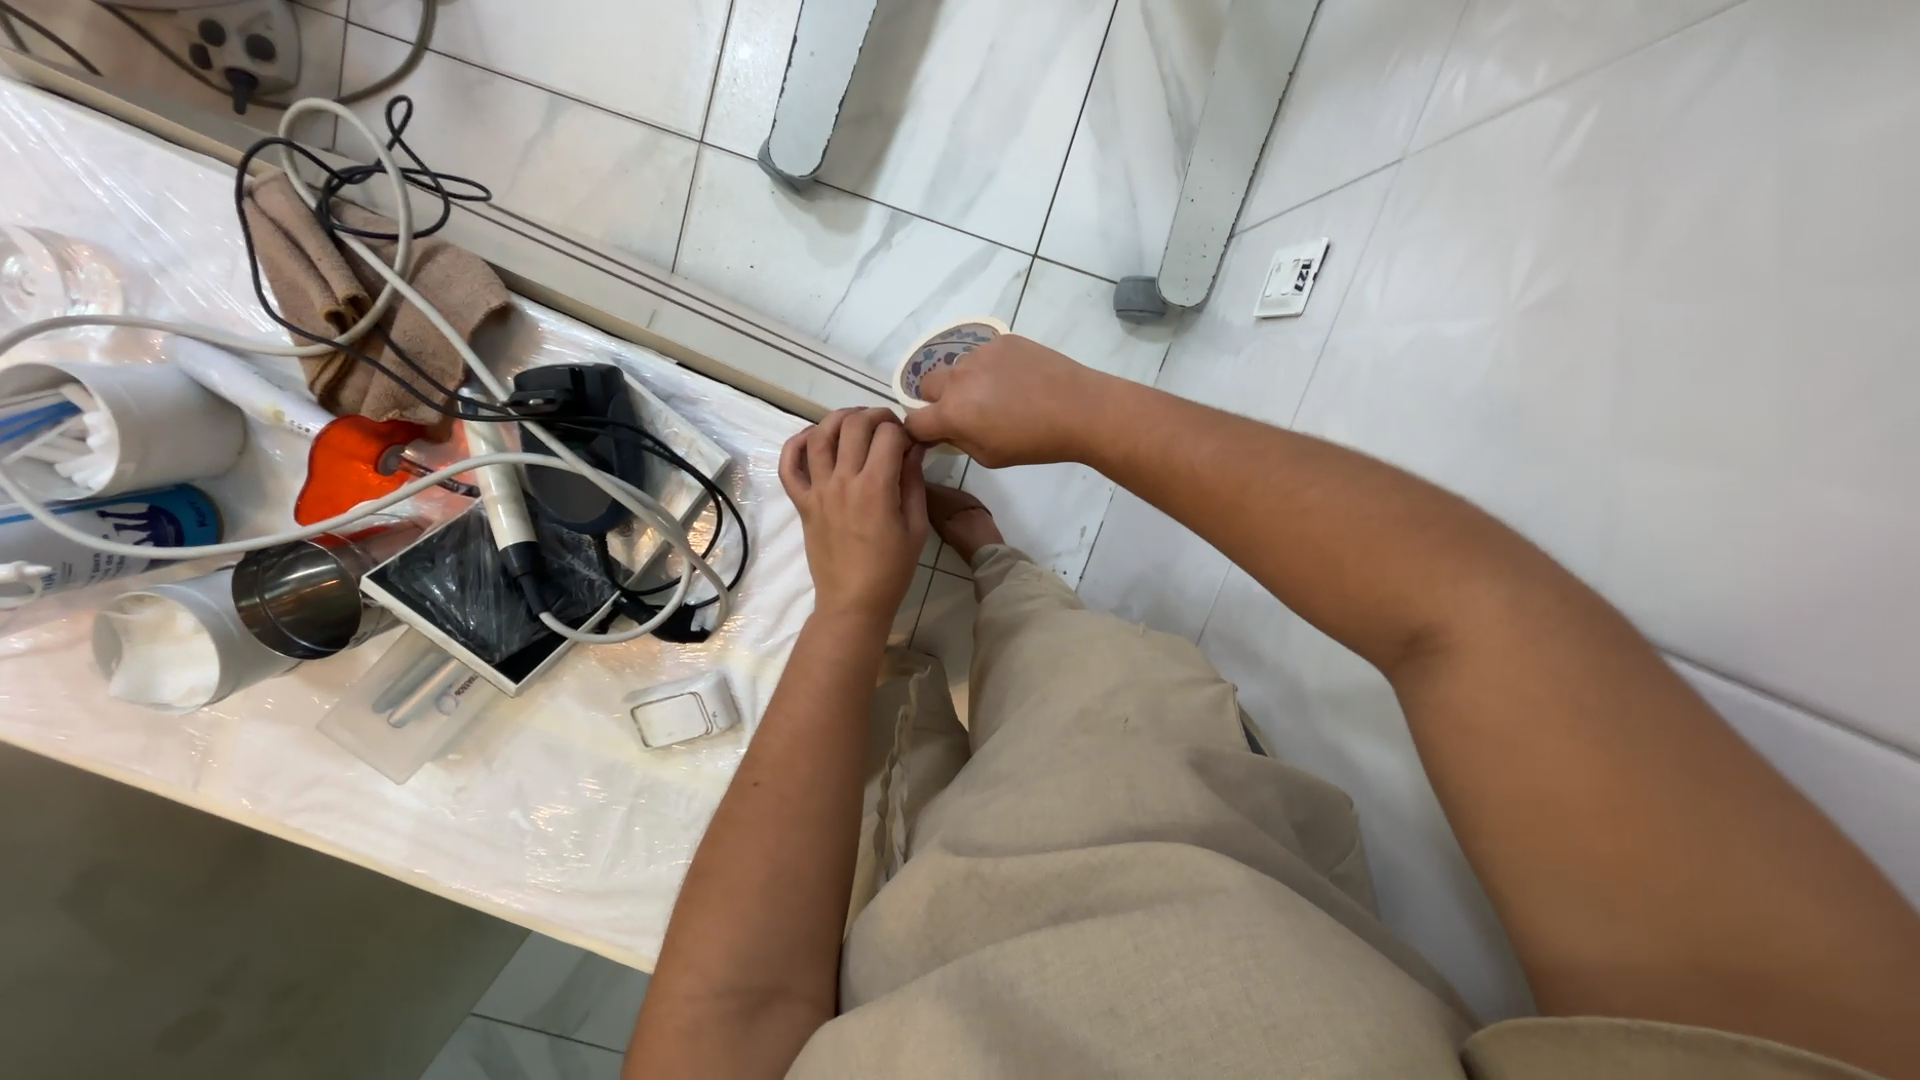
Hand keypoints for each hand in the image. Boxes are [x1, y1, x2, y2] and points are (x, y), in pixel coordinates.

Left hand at [780, 408, 928, 627]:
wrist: (853, 601)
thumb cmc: (892, 569)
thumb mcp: (916, 527)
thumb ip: (914, 482)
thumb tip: (914, 448)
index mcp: (876, 488)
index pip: (888, 435)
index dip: (903, 430)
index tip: (911, 441)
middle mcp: (843, 481)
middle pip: (854, 425)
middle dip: (875, 416)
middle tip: (888, 427)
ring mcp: (818, 490)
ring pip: (820, 435)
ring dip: (840, 419)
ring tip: (855, 423)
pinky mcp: (802, 502)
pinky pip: (789, 465)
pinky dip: (797, 444)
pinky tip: (814, 437)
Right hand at [901, 334, 1113, 466]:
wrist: (1080, 409)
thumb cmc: (1035, 443)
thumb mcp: (990, 457)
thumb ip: (959, 442)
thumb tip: (945, 432)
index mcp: (952, 413)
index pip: (913, 421)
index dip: (919, 431)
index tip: (933, 434)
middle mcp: (958, 379)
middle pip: (926, 385)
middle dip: (937, 400)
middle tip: (965, 412)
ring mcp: (979, 354)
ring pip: (957, 368)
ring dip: (966, 382)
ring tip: (999, 395)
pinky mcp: (1001, 340)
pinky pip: (983, 354)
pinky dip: (991, 368)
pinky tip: (1016, 380)